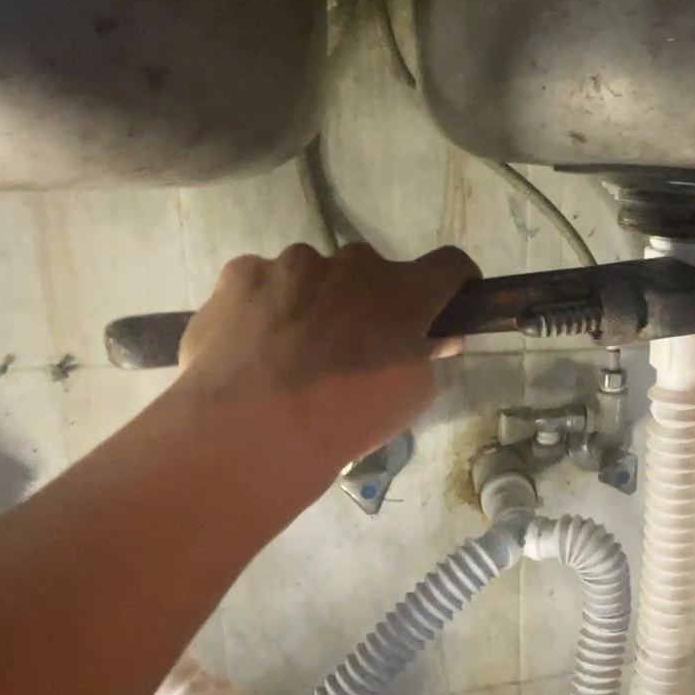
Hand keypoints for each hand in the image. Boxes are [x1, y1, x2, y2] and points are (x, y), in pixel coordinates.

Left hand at [170, 241, 477, 482]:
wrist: (254, 431)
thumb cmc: (348, 418)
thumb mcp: (411, 396)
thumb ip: (426, 357)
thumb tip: (428, 341)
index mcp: (405, 292)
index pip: (449, 265)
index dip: (453, 281)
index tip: (445, 302)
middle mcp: (354, 264)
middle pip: (372, 272)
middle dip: (368, 300)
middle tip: (353, 344)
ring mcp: (293, 263)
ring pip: (313, 274)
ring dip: (314, 301)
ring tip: (292, 351)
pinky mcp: (241, 273)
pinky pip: (263, 281)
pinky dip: (266, 305)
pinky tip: (254, 344)